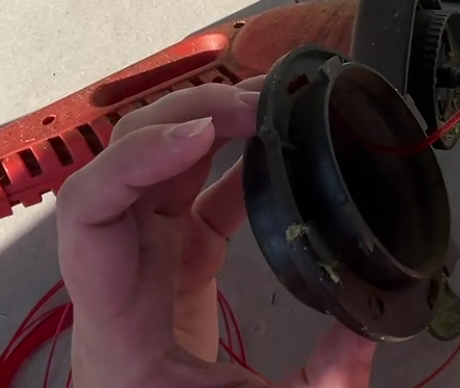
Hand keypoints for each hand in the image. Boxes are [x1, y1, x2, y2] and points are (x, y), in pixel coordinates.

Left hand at [56, 82, 376, 386]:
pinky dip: (236, 152)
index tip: (204, 134)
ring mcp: (148, 247)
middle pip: (124, 156)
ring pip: (159, 153)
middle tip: (257, 103)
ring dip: (209, 115)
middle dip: (187, 113)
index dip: (139, 156)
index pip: (91, 210)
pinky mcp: (177, 246)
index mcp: (114, 310)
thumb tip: (368, 327)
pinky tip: (278, 138)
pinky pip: (199, 182)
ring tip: (270, 99)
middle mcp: (120, 262)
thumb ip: (316, 383)